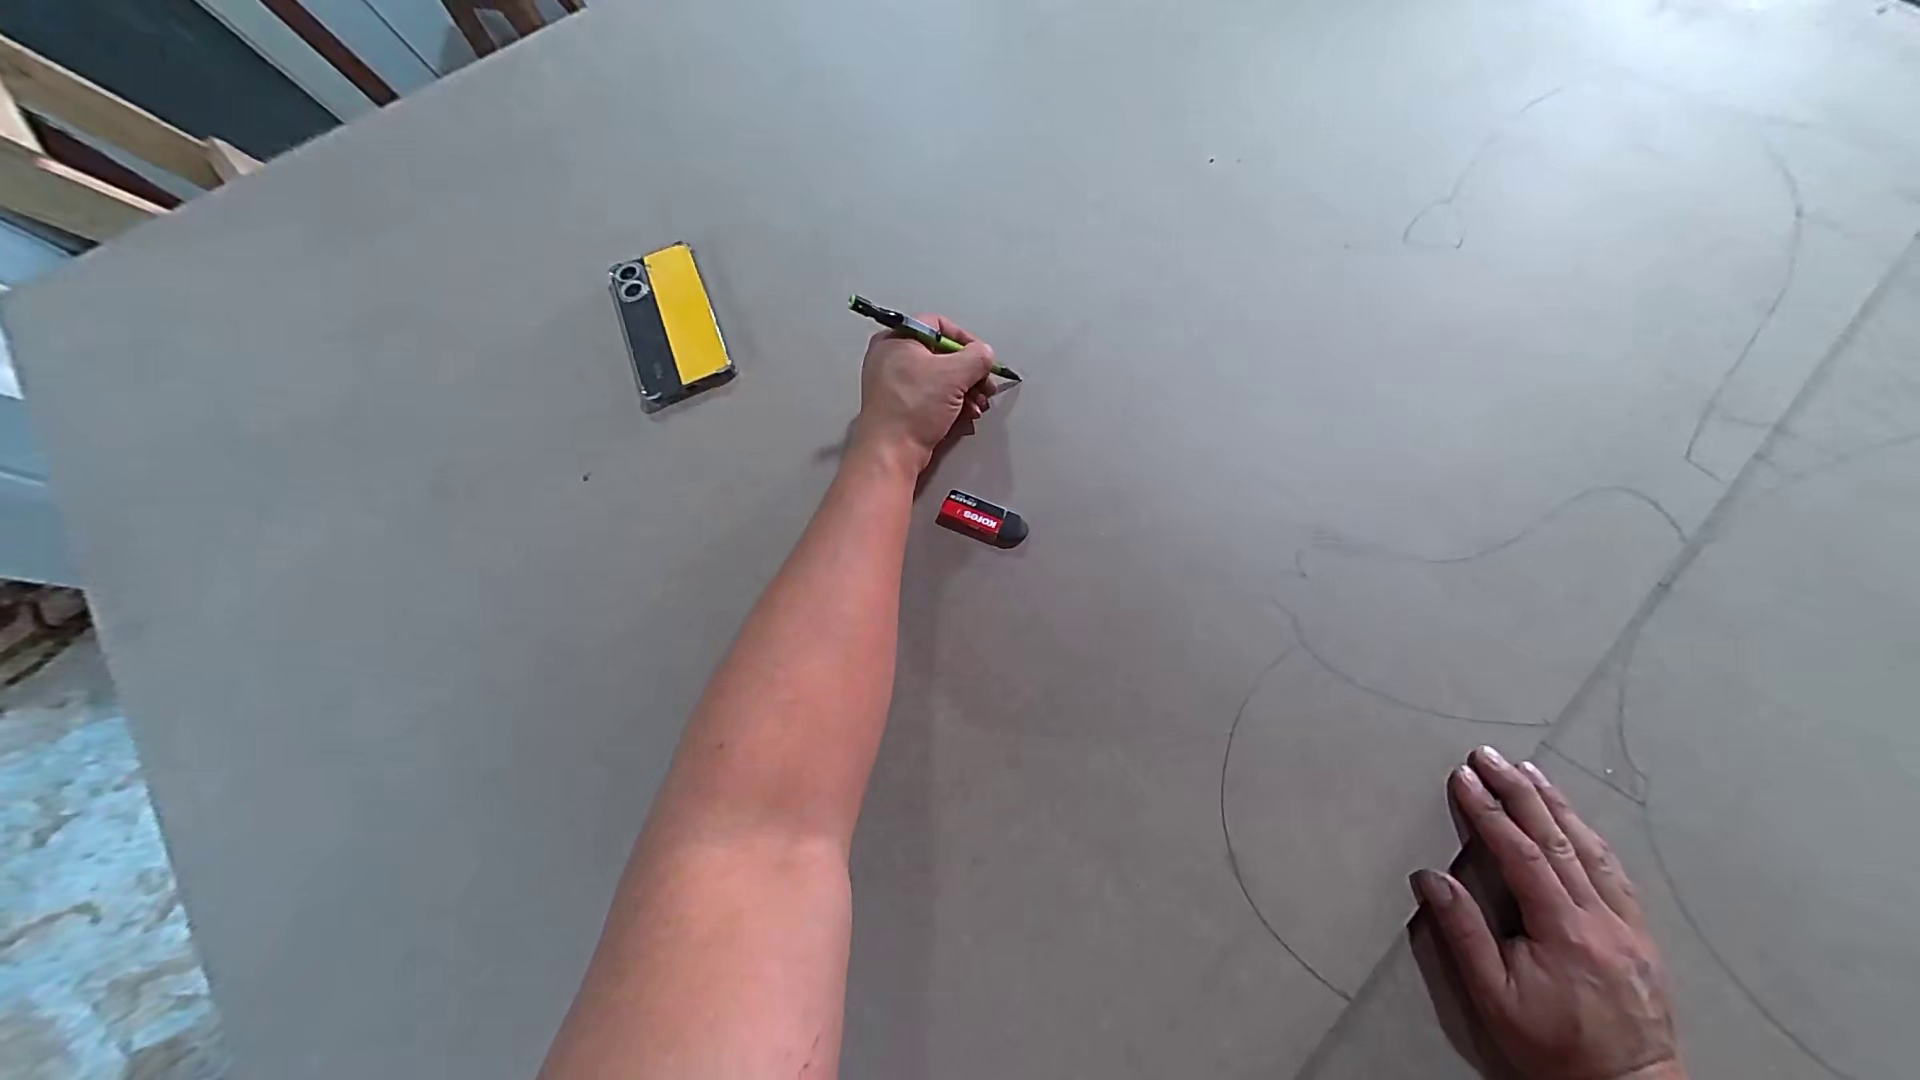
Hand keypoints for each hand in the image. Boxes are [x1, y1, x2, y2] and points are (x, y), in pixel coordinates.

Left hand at [850, 314, 996, 471]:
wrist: (892, 451)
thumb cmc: (913, 407)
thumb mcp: (954, 374)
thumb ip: (977, 357)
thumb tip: (985, 355)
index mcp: (897, 339)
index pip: (938, 326)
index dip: (965, 339)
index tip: (982, 357)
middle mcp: (893, 359)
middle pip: (943, 356)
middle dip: (970, 374)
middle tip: (985, 386)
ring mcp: (897, 386)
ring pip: (941, 380)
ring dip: (966, 393)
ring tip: (977, 406)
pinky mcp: (903, 409)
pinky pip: (933, 399)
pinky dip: (952, 406)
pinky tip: (966, 417)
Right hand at [1413, 748, 1684, 1079]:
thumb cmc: (1552, 1045)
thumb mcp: (1494, 997)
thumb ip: (1463, 934)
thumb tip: (1431, 877)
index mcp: (1566, 933)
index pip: (1522, 855)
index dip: (1489, 812)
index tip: (1463, 777)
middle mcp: (1604, 922)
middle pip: (1559, 841)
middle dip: (1519, 792)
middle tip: (1489, 755)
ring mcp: (1630, 928)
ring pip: (1593, 851)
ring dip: (1556, 805)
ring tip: (1529, 770)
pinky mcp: (1642, 937)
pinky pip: (1616, 873)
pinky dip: (1589, 836)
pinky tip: (1574, 819)